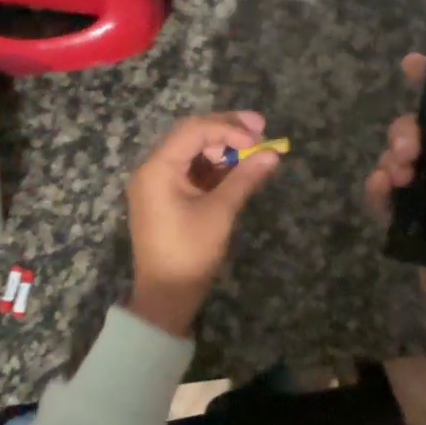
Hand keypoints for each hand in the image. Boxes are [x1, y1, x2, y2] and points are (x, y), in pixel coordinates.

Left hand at [125, 112, 281, 335]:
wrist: (165, 296)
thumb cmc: (190, 252)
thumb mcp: (220, 212)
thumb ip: (244, 178)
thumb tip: (273, 154)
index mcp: (157, 169)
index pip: (194, 130)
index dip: (229, 128)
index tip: (259, 137)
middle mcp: (152, 169)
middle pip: (191, 135)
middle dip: (226, 130)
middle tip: (261, 128)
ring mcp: (157, 184)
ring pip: (192, 152)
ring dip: (222, 148)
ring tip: (254, 150)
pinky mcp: (165, 198)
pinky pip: (190, 171)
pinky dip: (214, 167)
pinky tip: (238, 168)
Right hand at [365, 54, 425, 348]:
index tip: (412, 65)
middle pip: (424, 135)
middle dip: (408, 131)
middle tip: (408, 149)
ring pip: (402, 161)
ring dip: (393, 156)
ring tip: (398, 174)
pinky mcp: (412, 227)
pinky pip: (387, 198)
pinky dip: (378, 188)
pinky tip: (382, 189)